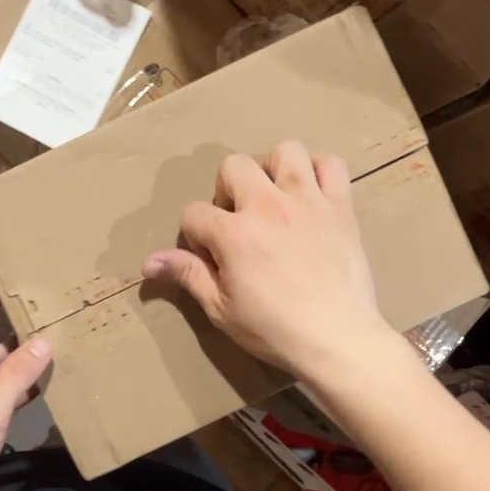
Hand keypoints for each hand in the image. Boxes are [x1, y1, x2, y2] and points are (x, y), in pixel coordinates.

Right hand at [142, 141, 394, 377]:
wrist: (337, 339)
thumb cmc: (273, 330)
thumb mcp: (220, 309)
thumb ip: (187, 275)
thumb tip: (148, 262)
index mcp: (234, 234)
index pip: (194, 213)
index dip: (194, 235)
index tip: (210, 258)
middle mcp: (268, 206)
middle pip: (233, 166)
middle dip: (227, 190)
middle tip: (237, 222)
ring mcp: (308, 202)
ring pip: (285, 151)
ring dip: (272, 170)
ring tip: (274, 200)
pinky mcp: (341, 207)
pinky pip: (331, 164)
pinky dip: (318, 173)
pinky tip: (310, 196)